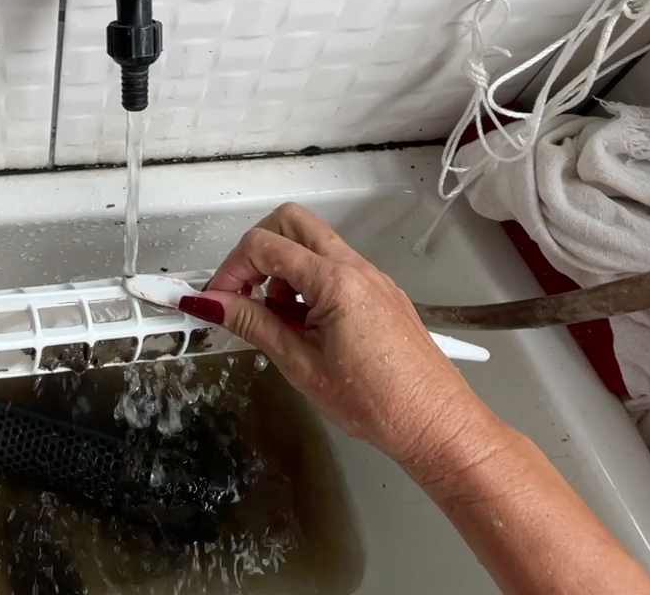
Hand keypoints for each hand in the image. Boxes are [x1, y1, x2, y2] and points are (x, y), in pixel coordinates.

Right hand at [182, 203, 498, 480]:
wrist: (441, 429)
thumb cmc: (374, 404)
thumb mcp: (300, 365)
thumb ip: (252, 324)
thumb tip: (208, 303)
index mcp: (334, 281)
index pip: (264, 246)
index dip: (230, 269)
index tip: (216, 299)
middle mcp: (354, 266)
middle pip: (290, 221)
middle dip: (256, 248)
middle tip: (243, 289)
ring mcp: (370, 276)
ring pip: (312, 241)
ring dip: (282, 265)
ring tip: (276, 315)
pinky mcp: (379, 291)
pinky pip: (332, 264)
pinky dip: (306, 280)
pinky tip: (305, 323)